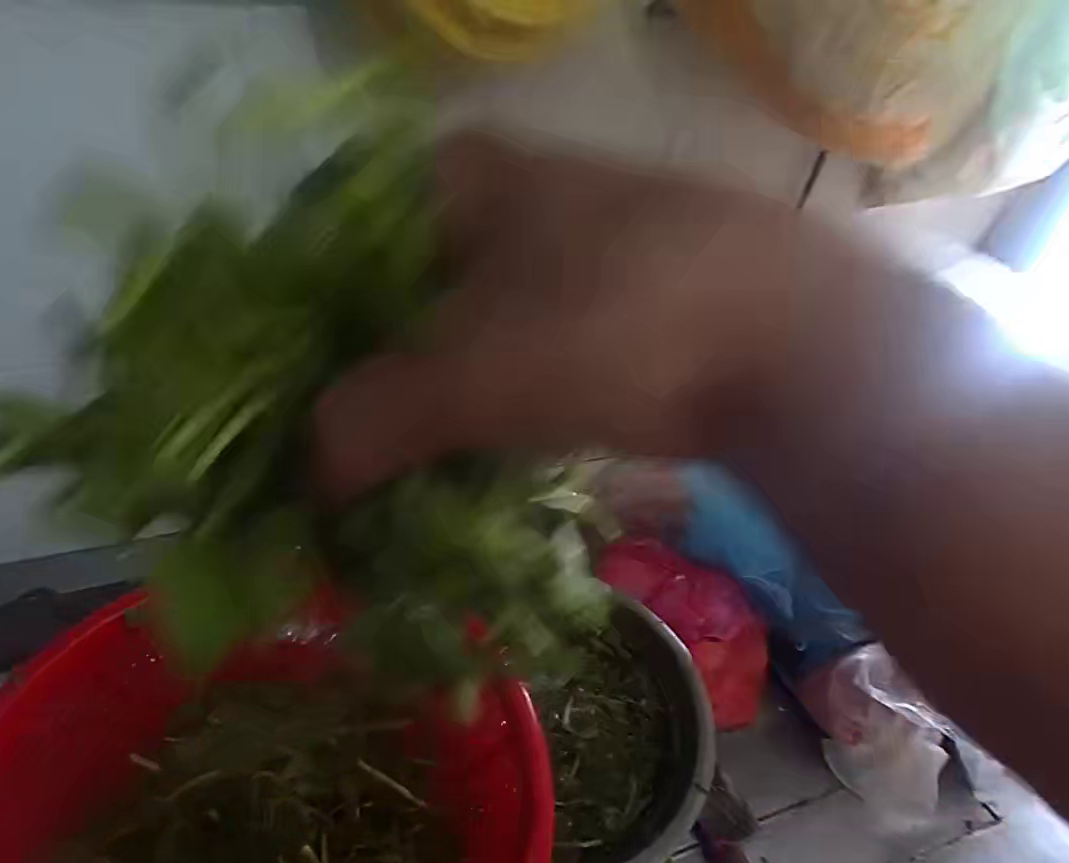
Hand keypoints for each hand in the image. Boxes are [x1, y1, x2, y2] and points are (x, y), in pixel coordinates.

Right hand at [312, 132, 949, 497]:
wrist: (789, 350)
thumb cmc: (616, 330)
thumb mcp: (473, 376)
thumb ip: (371, 419)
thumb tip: (308, 475)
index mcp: (453, 181)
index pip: (326, 237)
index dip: (293, 317)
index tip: (279, 390)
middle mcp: (497, 205)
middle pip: (385, 291)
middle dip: (351, 370)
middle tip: (324, 442)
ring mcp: (550, 258)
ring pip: (443, 329)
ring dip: (409, 397)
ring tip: (377, 460)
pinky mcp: (589, 313)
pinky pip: (497, 358)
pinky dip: (467, 406)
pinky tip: (450, 451)